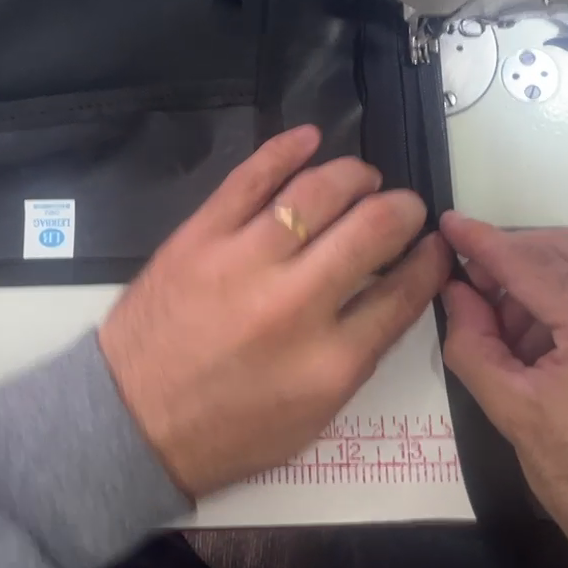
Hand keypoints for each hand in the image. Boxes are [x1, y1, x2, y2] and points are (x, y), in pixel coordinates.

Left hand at [100, 126, 451, 497]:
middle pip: (371, 230)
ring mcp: (243, 262)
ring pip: (317, 192)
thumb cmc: (225, 429)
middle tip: (404, 207)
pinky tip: (310, 138)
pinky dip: (283, 150)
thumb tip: (389, 293)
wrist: (133, 422)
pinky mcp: (200, 236)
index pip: (403, 292)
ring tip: (364, 177)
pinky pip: (249, 178)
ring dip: (354, 175)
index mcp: (330, 360)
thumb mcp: (311, 415)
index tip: (434, 247)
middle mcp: (294, 304)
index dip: (429, 261)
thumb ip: (357, 356)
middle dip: (402, 210)